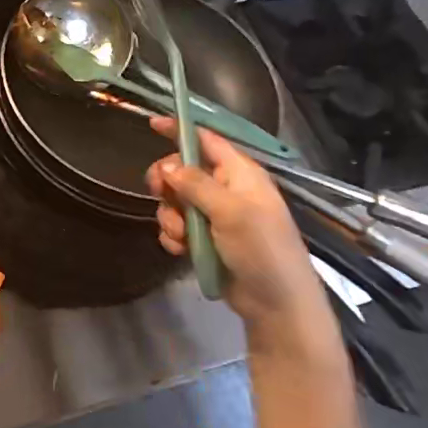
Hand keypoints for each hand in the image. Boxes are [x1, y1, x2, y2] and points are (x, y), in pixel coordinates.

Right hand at [144, 121, 329, 336]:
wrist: (275, 303)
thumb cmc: (262, 250)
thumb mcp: (231, 212)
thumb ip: (197, 184)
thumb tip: (166, 165)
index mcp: (240, 174)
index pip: (206, 140)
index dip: (180, 130)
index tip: (151, 124)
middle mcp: (225, 189)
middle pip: (182, 171)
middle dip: (167, 184)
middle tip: (160, 195)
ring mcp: (213, 215)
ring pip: (174, 201)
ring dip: (170, 217)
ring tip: (182, 237)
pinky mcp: (203, 239)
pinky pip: (175, 227)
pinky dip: (172, 236)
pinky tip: (180, 250)